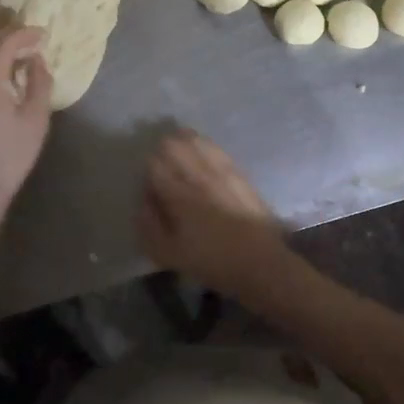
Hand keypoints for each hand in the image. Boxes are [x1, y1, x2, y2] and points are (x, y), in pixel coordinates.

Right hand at [136, 129, 292, 300]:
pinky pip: (214, 147)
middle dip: (161, 153)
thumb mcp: (169, 255)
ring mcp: (220, 169)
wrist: (261, 263)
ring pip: (194, 140)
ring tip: (180, 158)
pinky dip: (203, 146)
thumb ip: (148, 226)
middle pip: (172, 144)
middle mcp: (198, 174)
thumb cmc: (212, 261)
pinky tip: (202, 158)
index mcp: (178, 193)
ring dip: (181, 144)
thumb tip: (142, 202)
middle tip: (162, 171)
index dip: (147, 173)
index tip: (150, 188)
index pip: (153, 163)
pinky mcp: (238, 171)